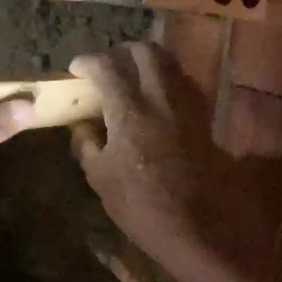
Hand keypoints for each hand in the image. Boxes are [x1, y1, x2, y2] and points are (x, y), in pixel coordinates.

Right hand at [69, 42, 279, 281]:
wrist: (202, 229)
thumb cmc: (143, 207)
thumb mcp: (101, 179)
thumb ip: (87, 145)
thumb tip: (82, 126)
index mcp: (129, 110)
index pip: (106, 66)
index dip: (87, 62)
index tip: (76, 69)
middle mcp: (161, 98)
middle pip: (145, 52)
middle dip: (122, 52)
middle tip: (108, 67)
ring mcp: (188, 106)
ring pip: (169, 64)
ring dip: (148, 63)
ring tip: (133, 80)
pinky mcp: (205, 120)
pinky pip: (185, 85)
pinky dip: (168, 82)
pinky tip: (158, 102)